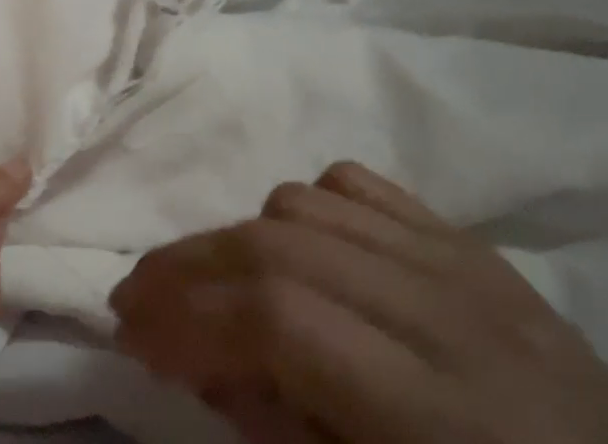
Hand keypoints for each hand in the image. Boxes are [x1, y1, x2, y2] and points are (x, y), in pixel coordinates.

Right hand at [110, 162, 607, 443]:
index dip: (187, 317)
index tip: (131, 334)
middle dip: (185, 266)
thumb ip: (275, 429)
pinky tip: (293, 250)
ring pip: (308, 202)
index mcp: (441, 410)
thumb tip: (188, 357)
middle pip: (280, 243)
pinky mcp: (476, 246)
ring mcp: (471, 269)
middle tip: (137, 300)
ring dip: (235, 237)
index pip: (278, 315)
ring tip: (214, 284)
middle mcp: (456, 317)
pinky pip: (363, 186)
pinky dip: (306, 206)